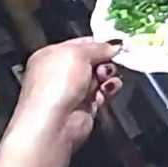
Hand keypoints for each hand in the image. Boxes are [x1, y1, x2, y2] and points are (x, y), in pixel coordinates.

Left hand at [4, 37, 122, 154]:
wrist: (54, 124)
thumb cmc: (58, 83)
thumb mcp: (78, 53)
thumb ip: (98, 47)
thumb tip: (115, 45)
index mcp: (52, 55)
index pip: (80, 43)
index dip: (98, 43)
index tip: (116, 43)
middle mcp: (60, 73)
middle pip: (92, 60)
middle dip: (104, 60)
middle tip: (107, 64)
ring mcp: (73, 91)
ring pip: (99, 77)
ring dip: (107, 76)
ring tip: (106, 78)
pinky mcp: (85, 107)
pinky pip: (102, 93)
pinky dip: (108, 90)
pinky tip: (108, 90)